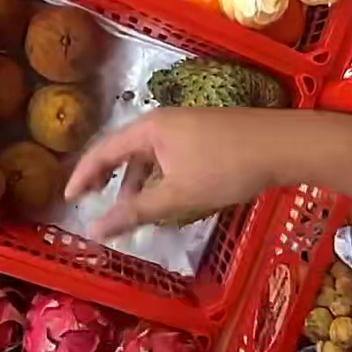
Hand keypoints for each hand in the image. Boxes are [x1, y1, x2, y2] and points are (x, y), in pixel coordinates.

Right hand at [65, 108, 298, 238]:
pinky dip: (162, 178)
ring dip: (139, 183)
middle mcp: (164, 121)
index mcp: (149, 129)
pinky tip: (171, 198)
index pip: (102, 150)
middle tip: (97, 205)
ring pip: (151, 156)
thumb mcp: (176, 194)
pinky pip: (171, 157)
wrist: (282, 145)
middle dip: (110, 180)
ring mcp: (188, 126)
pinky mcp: (207, 134)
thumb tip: (94, 229)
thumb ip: (135, 211)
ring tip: (136, 211)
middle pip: (125, 151)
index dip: (82, 175)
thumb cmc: (225, 168)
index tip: (68, 199)